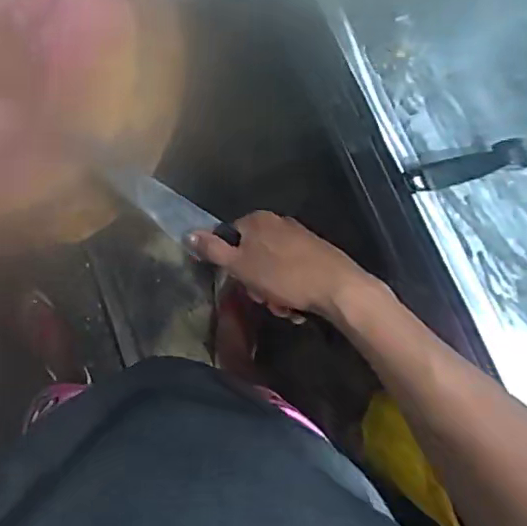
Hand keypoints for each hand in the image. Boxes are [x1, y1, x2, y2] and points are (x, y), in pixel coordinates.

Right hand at [189, 212, 386, 322]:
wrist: (338, 287)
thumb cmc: (284, 275)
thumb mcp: (241, 265)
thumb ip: (213, 250)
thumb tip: (188, 234)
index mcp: (257, 220)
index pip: (230, 237)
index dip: (230, 263)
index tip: (239, 282)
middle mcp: (278, 222)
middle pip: (252, 254)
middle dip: (255, 281)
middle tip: (263, 297)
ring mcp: (299, 237)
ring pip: (272, 267)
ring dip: (273, 290)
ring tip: (283, 305)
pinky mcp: (316, 254)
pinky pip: (292, 272)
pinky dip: (291, 289)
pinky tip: (297, 304)